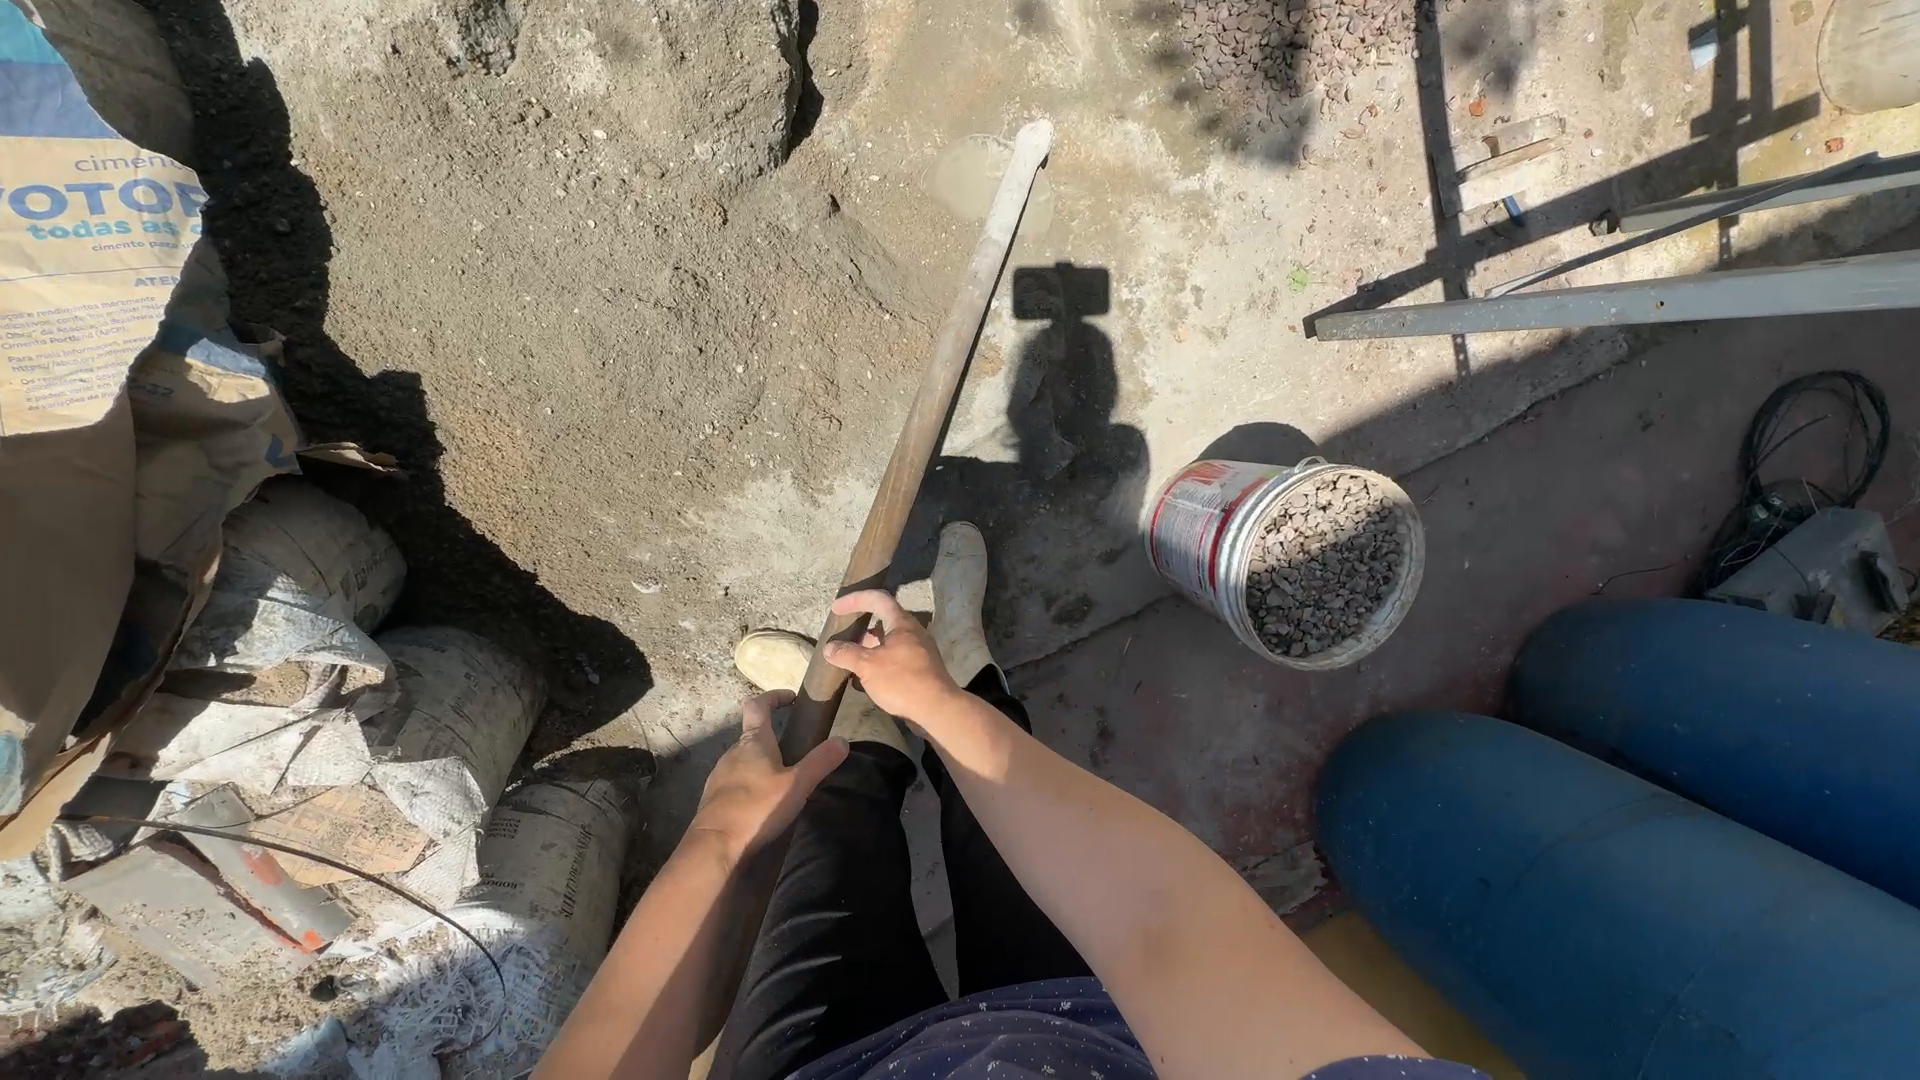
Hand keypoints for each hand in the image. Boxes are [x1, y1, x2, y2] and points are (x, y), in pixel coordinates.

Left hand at [687, 690, 847, 863]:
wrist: (715, 846)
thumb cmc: (758, 807)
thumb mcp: (797, 784)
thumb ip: (820, 762)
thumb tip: (843, 741)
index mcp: (754, 741)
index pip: (758, 705)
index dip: (774, 697)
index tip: (791, 699)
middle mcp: (733, 752)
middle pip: (753, 733)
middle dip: (773, 736)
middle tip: (797, 750)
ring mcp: (720, 774)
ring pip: (744, 759)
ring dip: (763, 762)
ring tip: (784, 780)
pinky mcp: (714, 797)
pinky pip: (736, 781)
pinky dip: (751, 783)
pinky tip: (764, 803)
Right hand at [822, 590, 963, 720]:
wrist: (937, 709)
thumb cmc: (902, 681)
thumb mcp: (868, 666)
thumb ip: (847, 653)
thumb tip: (829, 648)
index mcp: (902, 623)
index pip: (878, 599)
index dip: (855, 599)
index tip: (835, 609)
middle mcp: (913, 632)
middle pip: (884, 619)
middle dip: (860, 625)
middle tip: (842, 633)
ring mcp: (919, 650)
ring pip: (889, 640)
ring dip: (868, 645)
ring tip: (849, 657)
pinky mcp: (921, 668)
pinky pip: (895, 656)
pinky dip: (878, 660)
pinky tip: (867, 675)